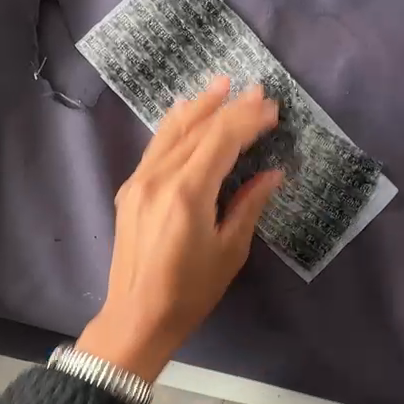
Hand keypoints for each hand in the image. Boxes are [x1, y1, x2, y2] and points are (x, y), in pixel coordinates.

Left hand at [76, 77, 281, 381]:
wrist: (136, 318)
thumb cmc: (190, 292)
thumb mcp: (230, 251)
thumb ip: (249, 205)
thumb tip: (271, 173)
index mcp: (187, 193)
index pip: (221, 140)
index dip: (248, 120)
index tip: (273, 109)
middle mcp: (159, 178)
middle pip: (197, 129)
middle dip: (229, 108)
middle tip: (256, 90)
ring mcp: (139, 182)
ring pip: (171, 132)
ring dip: (199, 107)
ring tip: (220, 86)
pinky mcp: (130, 191)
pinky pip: (155, 147)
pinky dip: (174, 126)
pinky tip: (184, 113)